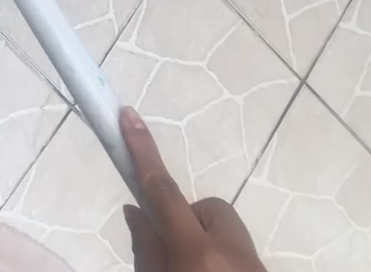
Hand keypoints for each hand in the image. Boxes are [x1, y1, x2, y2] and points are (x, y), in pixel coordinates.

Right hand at [121, 107, 266, 271]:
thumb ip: (146, 252)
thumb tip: (139, 213)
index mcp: (198, 258)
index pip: (163, 192)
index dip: (143, 151)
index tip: (129, 115)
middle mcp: (236, 261)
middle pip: (212, 210)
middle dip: (190, 218)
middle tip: (173, 252)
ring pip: (230, 241)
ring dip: (208, 252)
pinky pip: (241, 266)